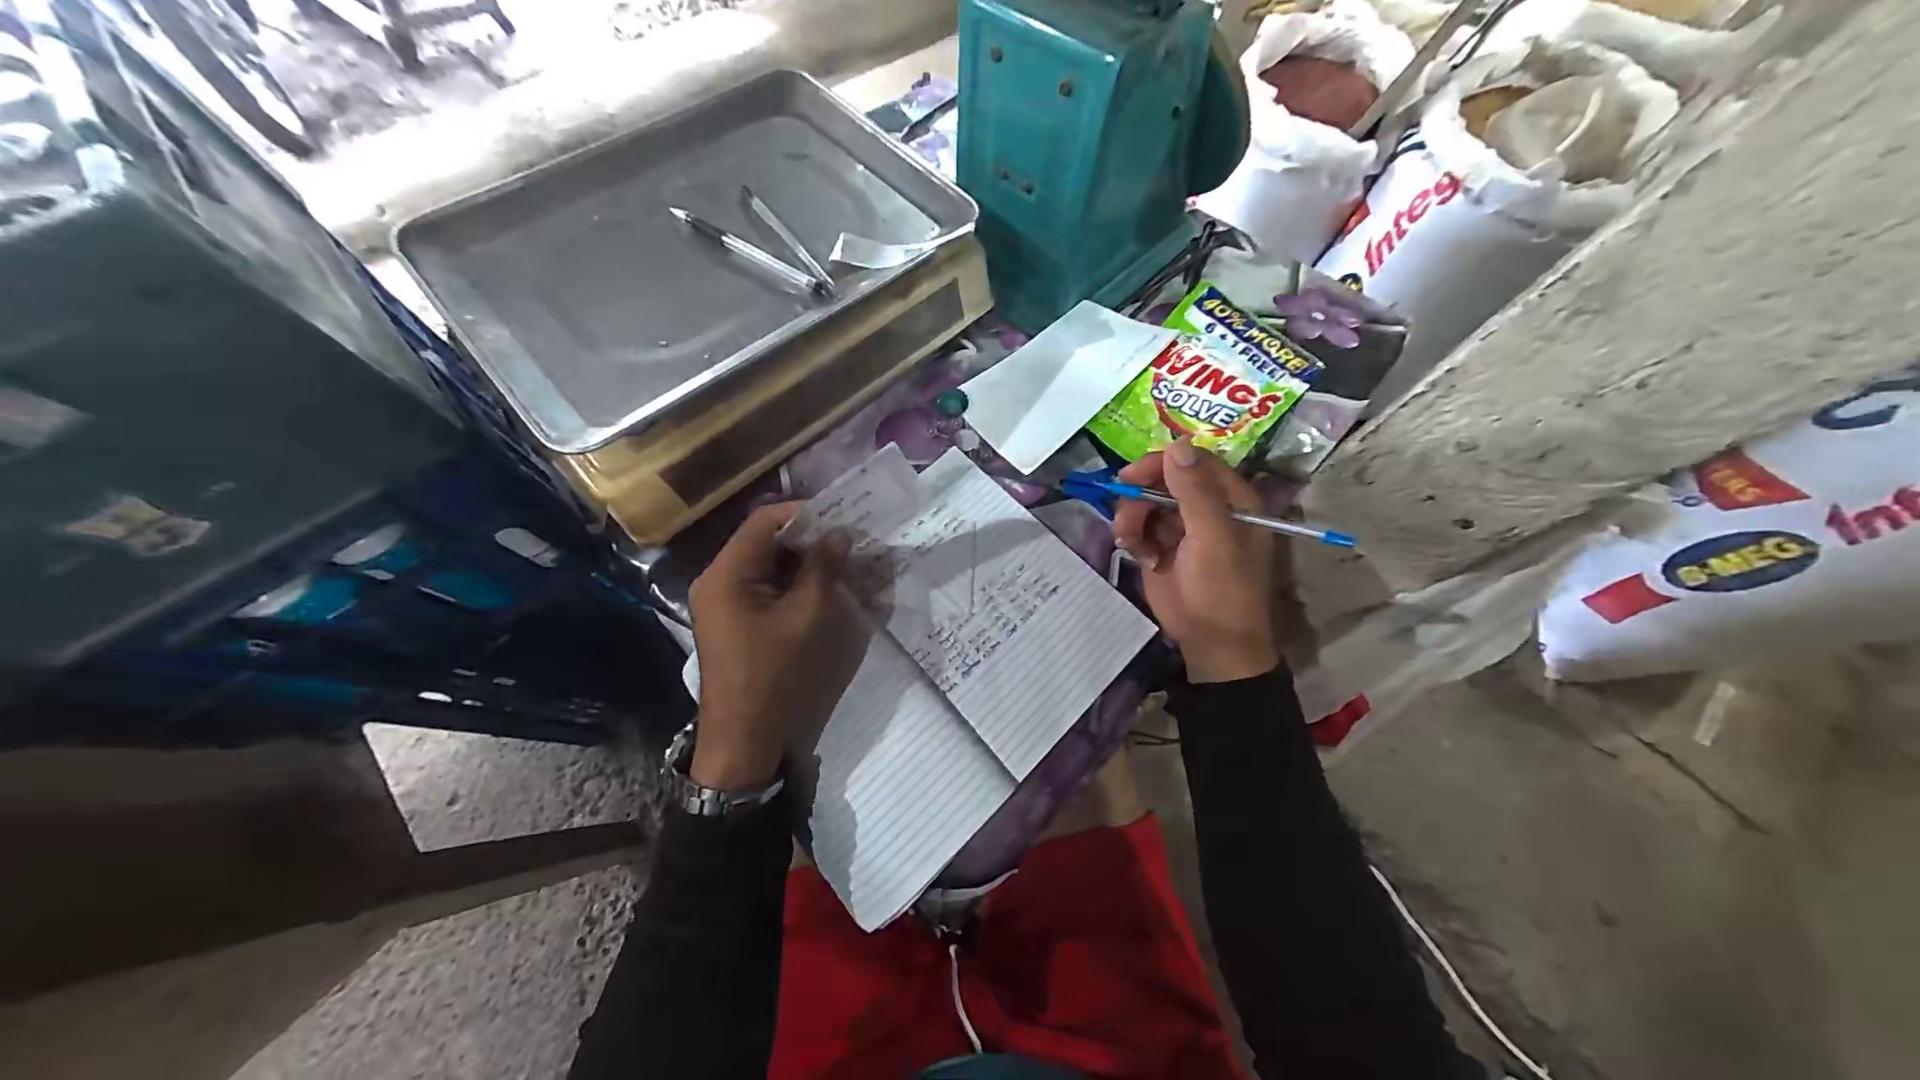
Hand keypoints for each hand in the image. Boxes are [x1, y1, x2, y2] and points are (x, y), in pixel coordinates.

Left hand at [688, 503, 862, 789]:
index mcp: (727, 574)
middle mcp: (719, 580)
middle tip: (851, 540)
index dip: (805, 514)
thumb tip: (839, 534)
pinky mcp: (737, 622)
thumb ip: (823, 569)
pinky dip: (796, 585)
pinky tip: (827, 589)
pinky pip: (767, 589)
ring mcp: (726, 603)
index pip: (764, 521)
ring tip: (845, 562)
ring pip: (769, 565)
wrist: (746, 740)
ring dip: (806, 562)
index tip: (844, 517)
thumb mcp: (806, 618)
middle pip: (766, 541)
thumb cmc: (775, 676)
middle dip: (809, 539)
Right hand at [1111, 440, 1282, 683]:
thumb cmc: (1222, 589)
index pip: (1193, 462)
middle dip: (1140, 495)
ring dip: (1131, 518)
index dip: (1162, 464)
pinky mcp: (1161, 548)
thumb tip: (1177, 446)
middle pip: (1163, 480)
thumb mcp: (1213, 537)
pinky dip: (1131, 537)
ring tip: (1131, 542)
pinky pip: (1138, 527)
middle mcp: (1206, 507)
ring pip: (1145, 503)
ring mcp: (1182, 528)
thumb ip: (1194, 491)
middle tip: (1124, 512)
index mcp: (1231, 499)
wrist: (1212, 642)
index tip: (1132, 475)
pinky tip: (1138, 555)